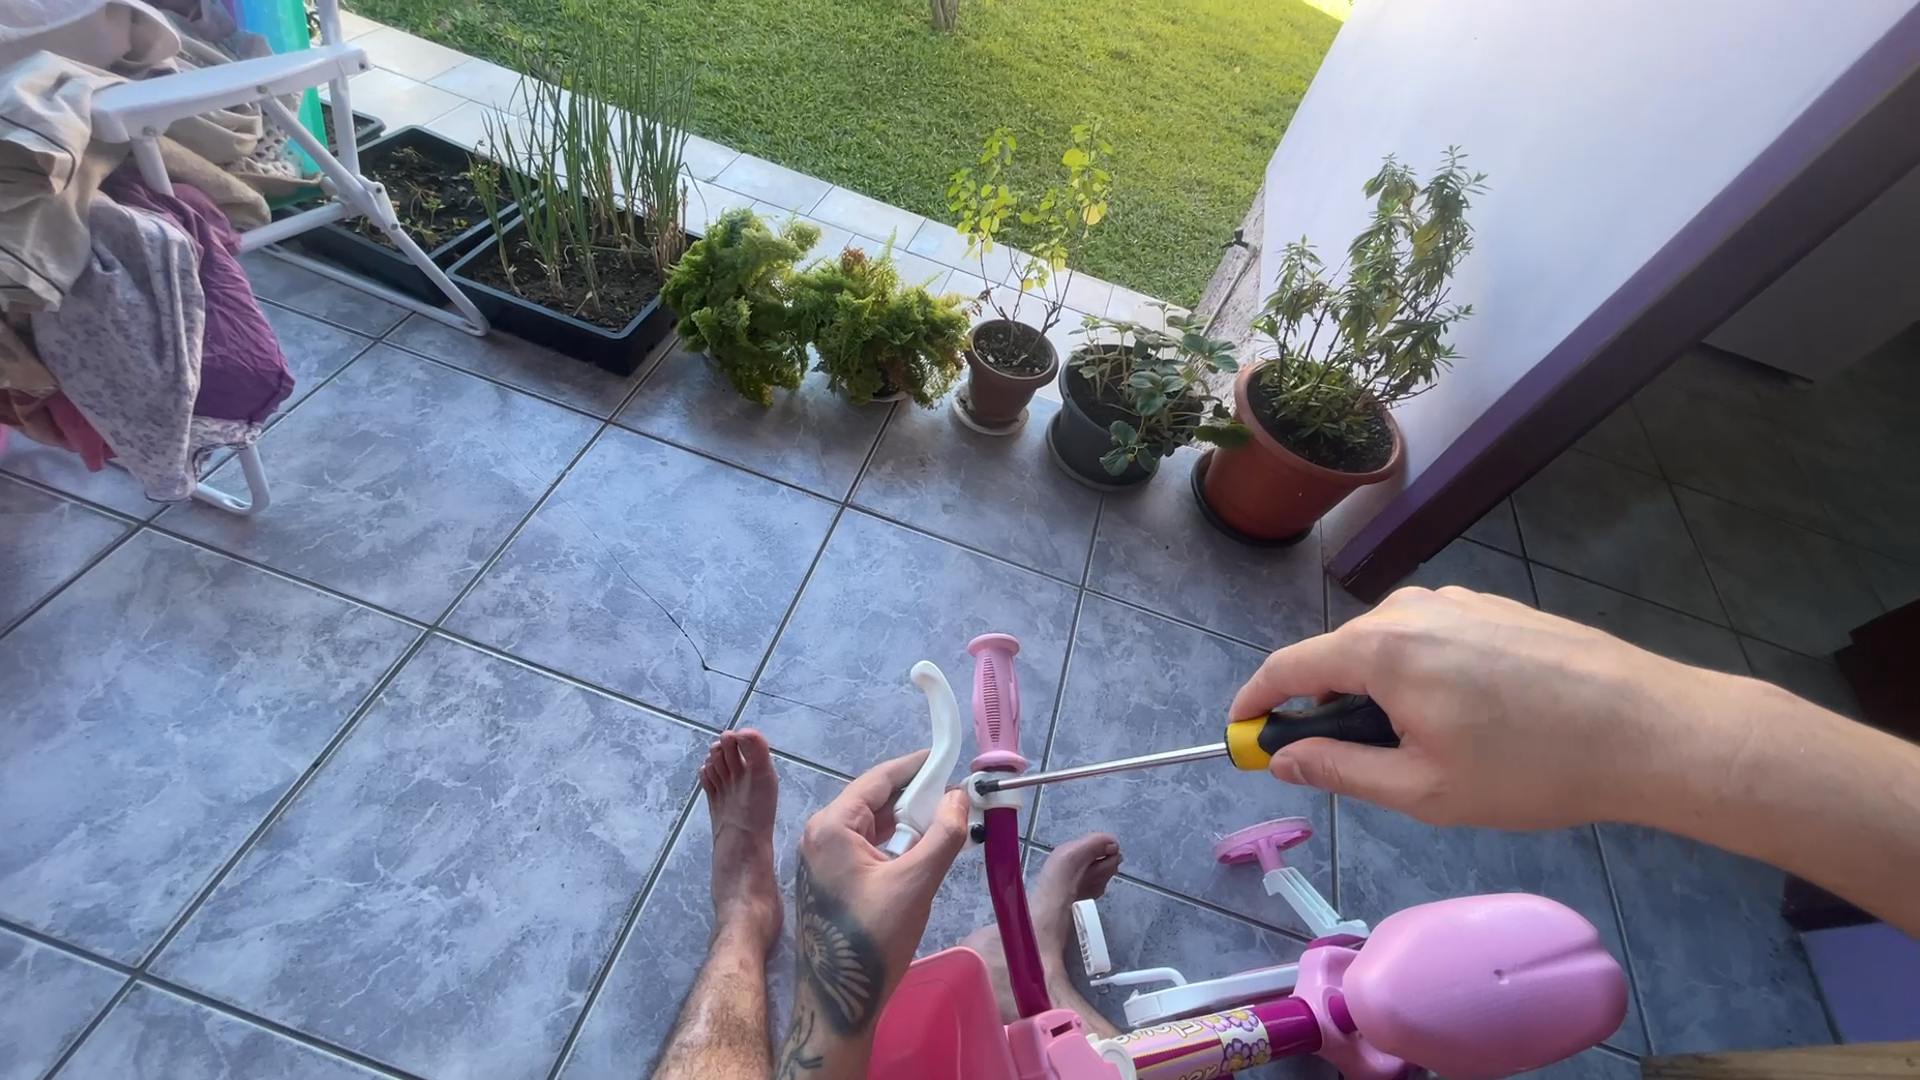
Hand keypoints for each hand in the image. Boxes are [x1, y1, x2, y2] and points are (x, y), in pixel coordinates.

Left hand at [776, 750, 970, 1078]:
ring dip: (908, 819)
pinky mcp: (830, 875)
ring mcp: (822, 855)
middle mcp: (821, 832)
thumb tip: (959, 797)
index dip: (916, 766)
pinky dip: (896, 840)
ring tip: (946, 819)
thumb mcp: (915, 883)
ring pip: (873, 822)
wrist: (837, 1005)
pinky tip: (922, 846)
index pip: (879, 778)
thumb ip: (942, 834)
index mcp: (832, 825)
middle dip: (916, 795)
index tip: (948, 758)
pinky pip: (867, 843)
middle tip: (956, 794)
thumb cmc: (872, 940)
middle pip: (875, 798)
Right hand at [1231, 585, 1743, 829]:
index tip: (1242, 728)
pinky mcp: (1486, 603)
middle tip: (1347, 752)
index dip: (1255, 699)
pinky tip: (1465, 706)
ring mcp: (1449, 600)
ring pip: (1380, 644)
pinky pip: (1424, 634)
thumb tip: (1281, 760)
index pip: (1287, 668)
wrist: (1662, 732)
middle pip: (1334, 655)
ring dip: (1373, 686)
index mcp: (1377, 649)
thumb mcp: (1423, 789)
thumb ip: (1337, 770)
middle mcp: (1402, 609)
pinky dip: (1414, 668)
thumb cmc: (1533, 769)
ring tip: (1422, 735)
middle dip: (1323, 702)